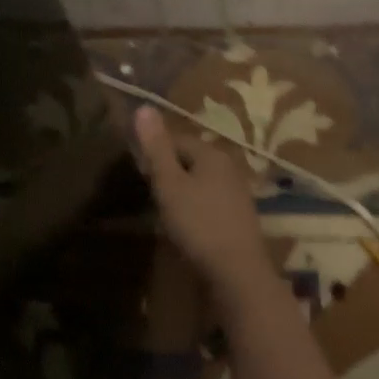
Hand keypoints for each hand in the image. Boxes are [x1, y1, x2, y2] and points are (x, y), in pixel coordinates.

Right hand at [131, 105, 274, 295]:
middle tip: (149, 192)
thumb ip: (156, 149)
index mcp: (212, 153)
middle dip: (170, 171)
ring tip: (163, 211)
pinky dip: (196, 208)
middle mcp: (229, 166)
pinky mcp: (240, 216)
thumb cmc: (199, 224)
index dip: (155, 151)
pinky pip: (211, 201)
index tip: (138, 171)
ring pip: (202, 182)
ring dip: (183, 192)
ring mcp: (238, 192)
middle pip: (191, 160)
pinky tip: (187, 227)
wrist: (238, 272)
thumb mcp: (170, 185)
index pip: (177, 139)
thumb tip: (144, 106)